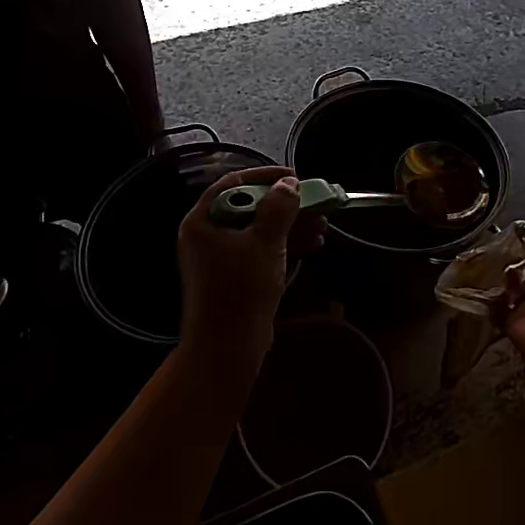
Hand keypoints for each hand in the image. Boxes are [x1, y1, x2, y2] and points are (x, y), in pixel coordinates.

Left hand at [177, 167, 326, 364]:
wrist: (227, 348)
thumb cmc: (241, 289)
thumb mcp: (266, 242)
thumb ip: (279, 208)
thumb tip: (290, 185)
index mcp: (203, 221)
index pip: (234, 183)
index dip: (266, 176)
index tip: (294, 177)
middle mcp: (208, 234)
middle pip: (250, 205)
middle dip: (286, 205)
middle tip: (315, 203)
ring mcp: (221, 256)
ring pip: (260, 228)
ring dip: (291, 224)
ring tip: (321, 226)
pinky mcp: (235, 275)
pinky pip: (261, 248)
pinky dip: (285, 243)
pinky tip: (312, 245)